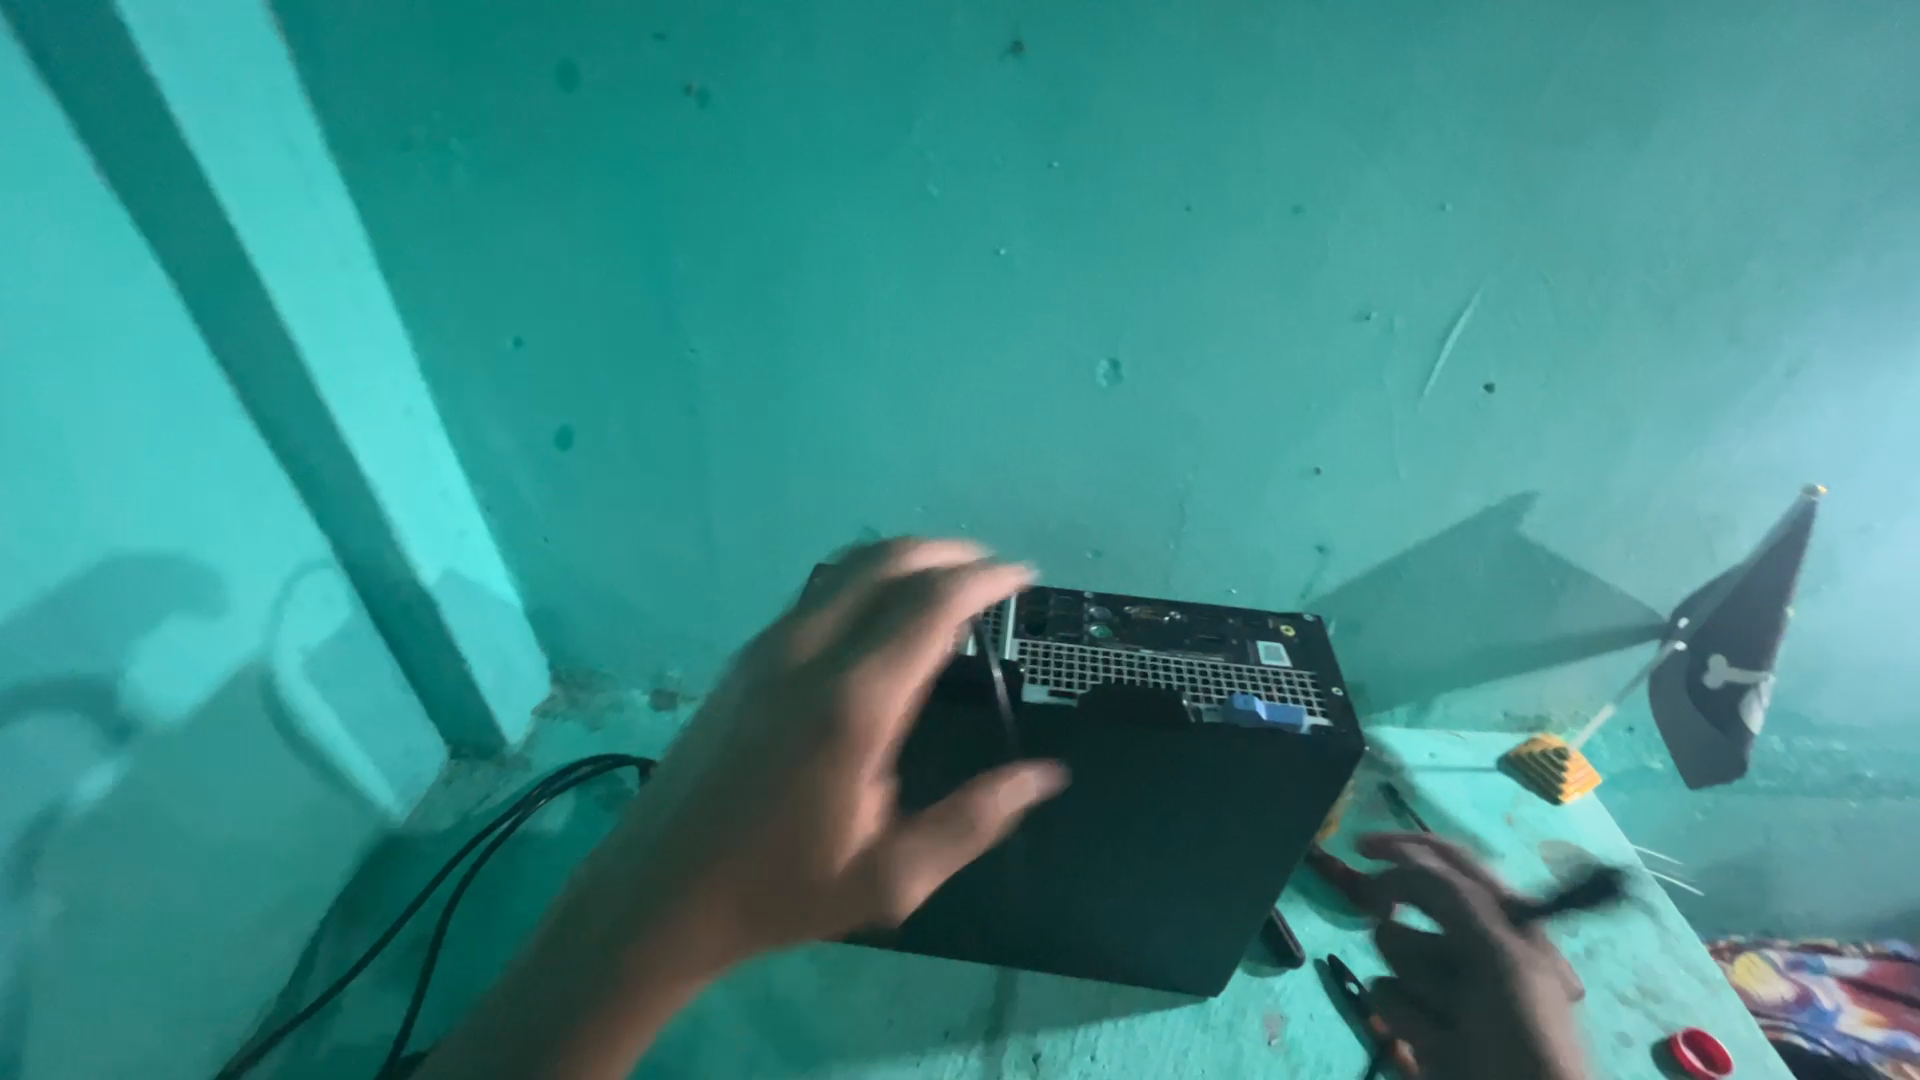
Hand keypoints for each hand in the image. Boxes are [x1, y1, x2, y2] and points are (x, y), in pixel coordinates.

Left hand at [588, 537, 1068, 964]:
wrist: (658, 892)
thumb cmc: (780, 889)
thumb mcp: (891, 876)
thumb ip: (975, 820)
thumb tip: (1047, 777)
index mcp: (853, 705)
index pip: (929, 606)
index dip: (983, 580)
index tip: (1021, 574)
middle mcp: (808, 655)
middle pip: (886, 563)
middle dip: (948, 552)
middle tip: (990, 569)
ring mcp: (768, 648)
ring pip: (846, 567)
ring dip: (904, 557)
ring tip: (946, 577)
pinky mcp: (746, 657)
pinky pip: (818, 590)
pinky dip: (866, 577)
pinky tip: (882, 609)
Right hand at [1360, 833, 1588, 1079]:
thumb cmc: (1524, 1035)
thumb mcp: (1500, 956)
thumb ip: (1453, 897)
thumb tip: (1401, 859)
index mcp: (1506, 920)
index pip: (1450, 860)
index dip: (1405, 845)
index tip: (1358, 845)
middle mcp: (1473, 944)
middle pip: (1409, 902)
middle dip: (1403, 920)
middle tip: (1374, 908)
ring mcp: (1445, 984)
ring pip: (1390, 948)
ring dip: (1414, 981)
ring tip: (1448, 1018)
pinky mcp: (1420, 1018)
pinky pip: (1384, 993)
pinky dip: (1407, 1017)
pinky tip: (1437, 1041)